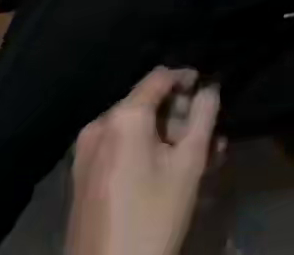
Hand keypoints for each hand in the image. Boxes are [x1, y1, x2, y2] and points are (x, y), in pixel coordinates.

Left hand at [66, 67, 221, 254]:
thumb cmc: (152, 216)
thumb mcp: (189, 164)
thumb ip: (204, 117)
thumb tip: (210, 88)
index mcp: (123, 118)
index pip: (160, 77)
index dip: (187, 78)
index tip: (210, 91)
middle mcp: (99, 128)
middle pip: (148, 104)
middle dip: (181, 116)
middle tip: (210, 134)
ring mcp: (87, 155)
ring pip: (137, 130)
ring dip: (169, 137)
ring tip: (201, 157)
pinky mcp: (84, 179)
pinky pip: (122, 149)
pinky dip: (148, 152)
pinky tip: (172, 172)